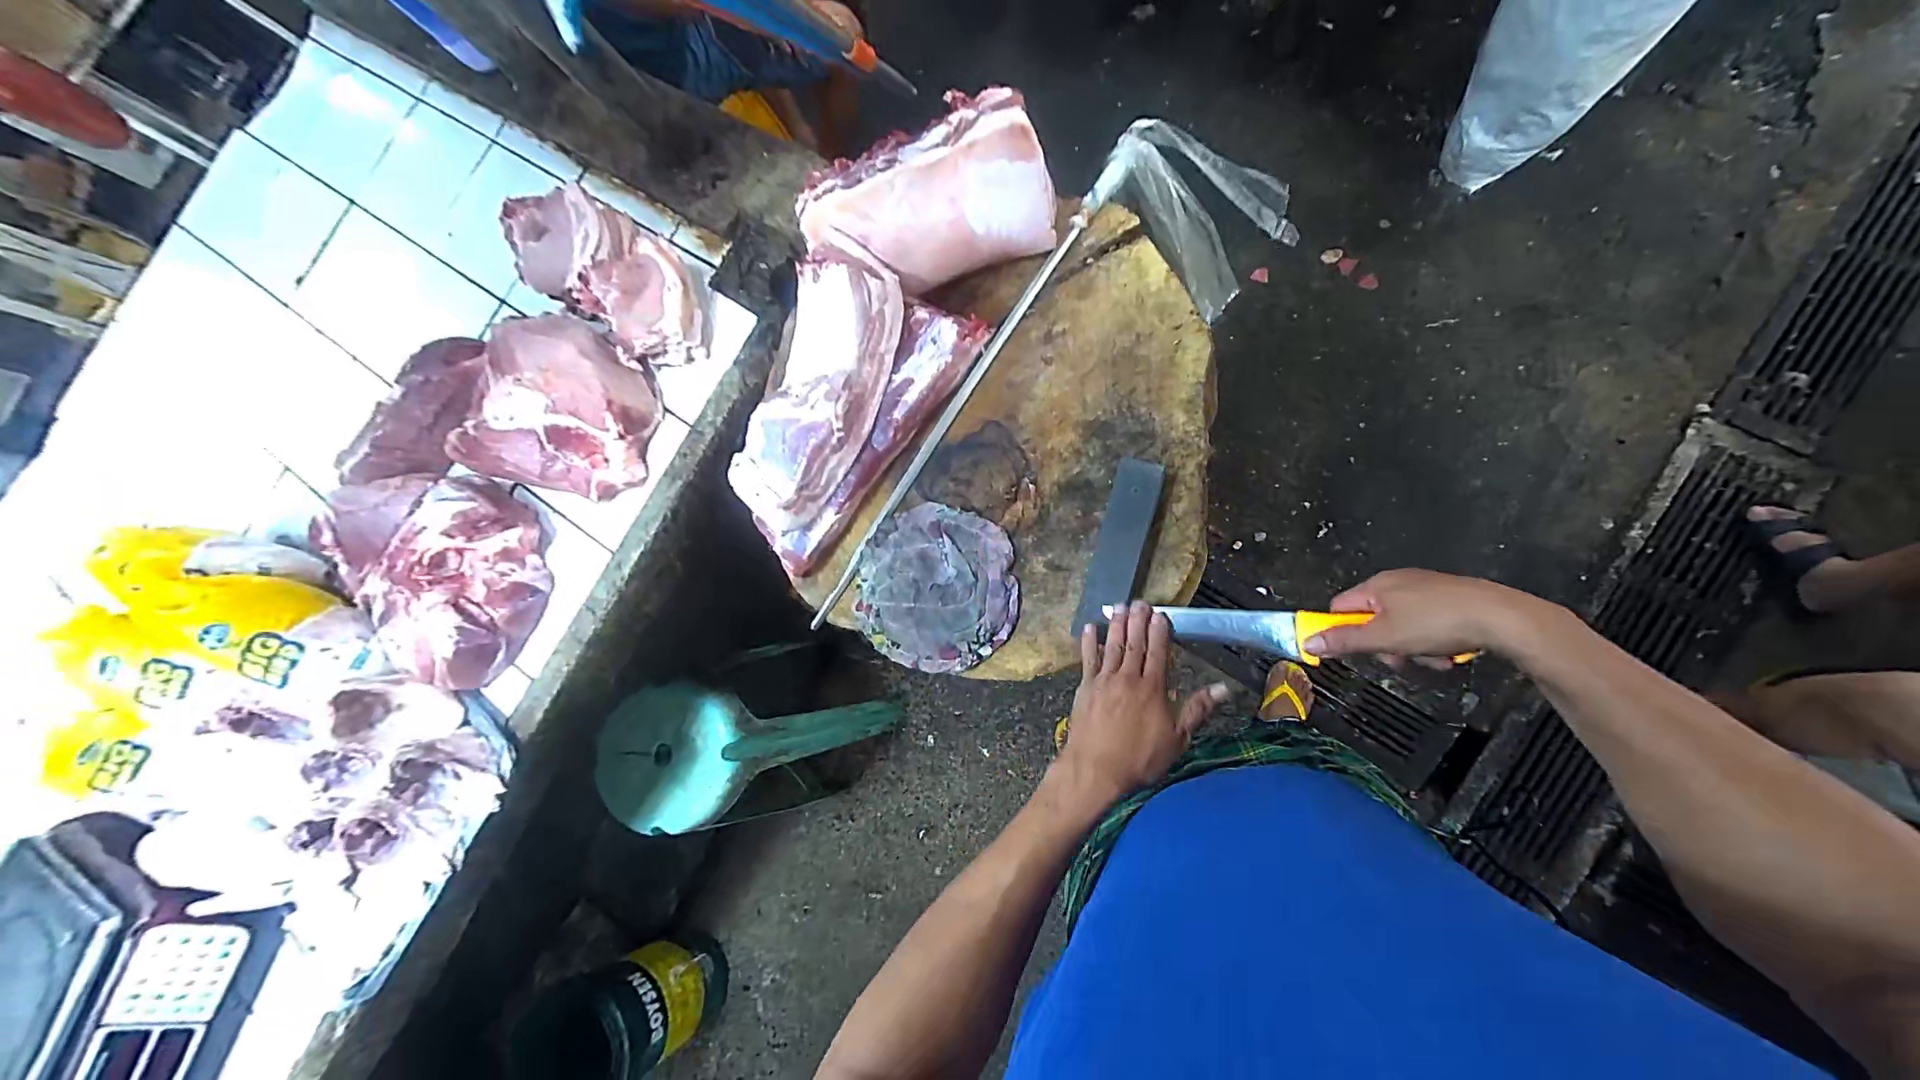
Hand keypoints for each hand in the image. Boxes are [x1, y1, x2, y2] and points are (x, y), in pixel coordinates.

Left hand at [1049, 601, 1229, 815]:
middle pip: (1135, 643)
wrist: (1095, 769)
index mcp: (1152, 689)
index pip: (1159, 652)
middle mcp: (1128, 679)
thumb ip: (1197, 710)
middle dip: (1138, 621)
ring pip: (1112, 646)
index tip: (1161, 615)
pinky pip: (1087, 659)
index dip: (1160, 631)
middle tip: (1140, 602)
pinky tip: (1090, 628)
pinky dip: (1089, 642)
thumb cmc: (1139, 759)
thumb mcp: (1177, 739)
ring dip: (1117, 624)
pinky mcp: (1085, 688)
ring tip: (1119, 606)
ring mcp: (1104, 681)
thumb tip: (1222, 689)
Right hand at [1303, 569, 1556, 667]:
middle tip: (1399, 659)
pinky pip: (1428, 623)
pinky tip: (1449, 651)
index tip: (1352, 650)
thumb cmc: (1438, 623)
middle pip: (1372, 619)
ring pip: (1402, 625)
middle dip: (1384, 644)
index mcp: (1376, 585)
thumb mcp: (1384, 638)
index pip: (1340, 608)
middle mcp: (1398, 581)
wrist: (1503, 618)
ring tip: (1431, 657)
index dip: (1342, 630)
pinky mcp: (1451, 598)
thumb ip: (1344, 641)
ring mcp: (1426, 589)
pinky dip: (1433, 641)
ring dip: (1411, 647)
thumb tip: (1308, 641)